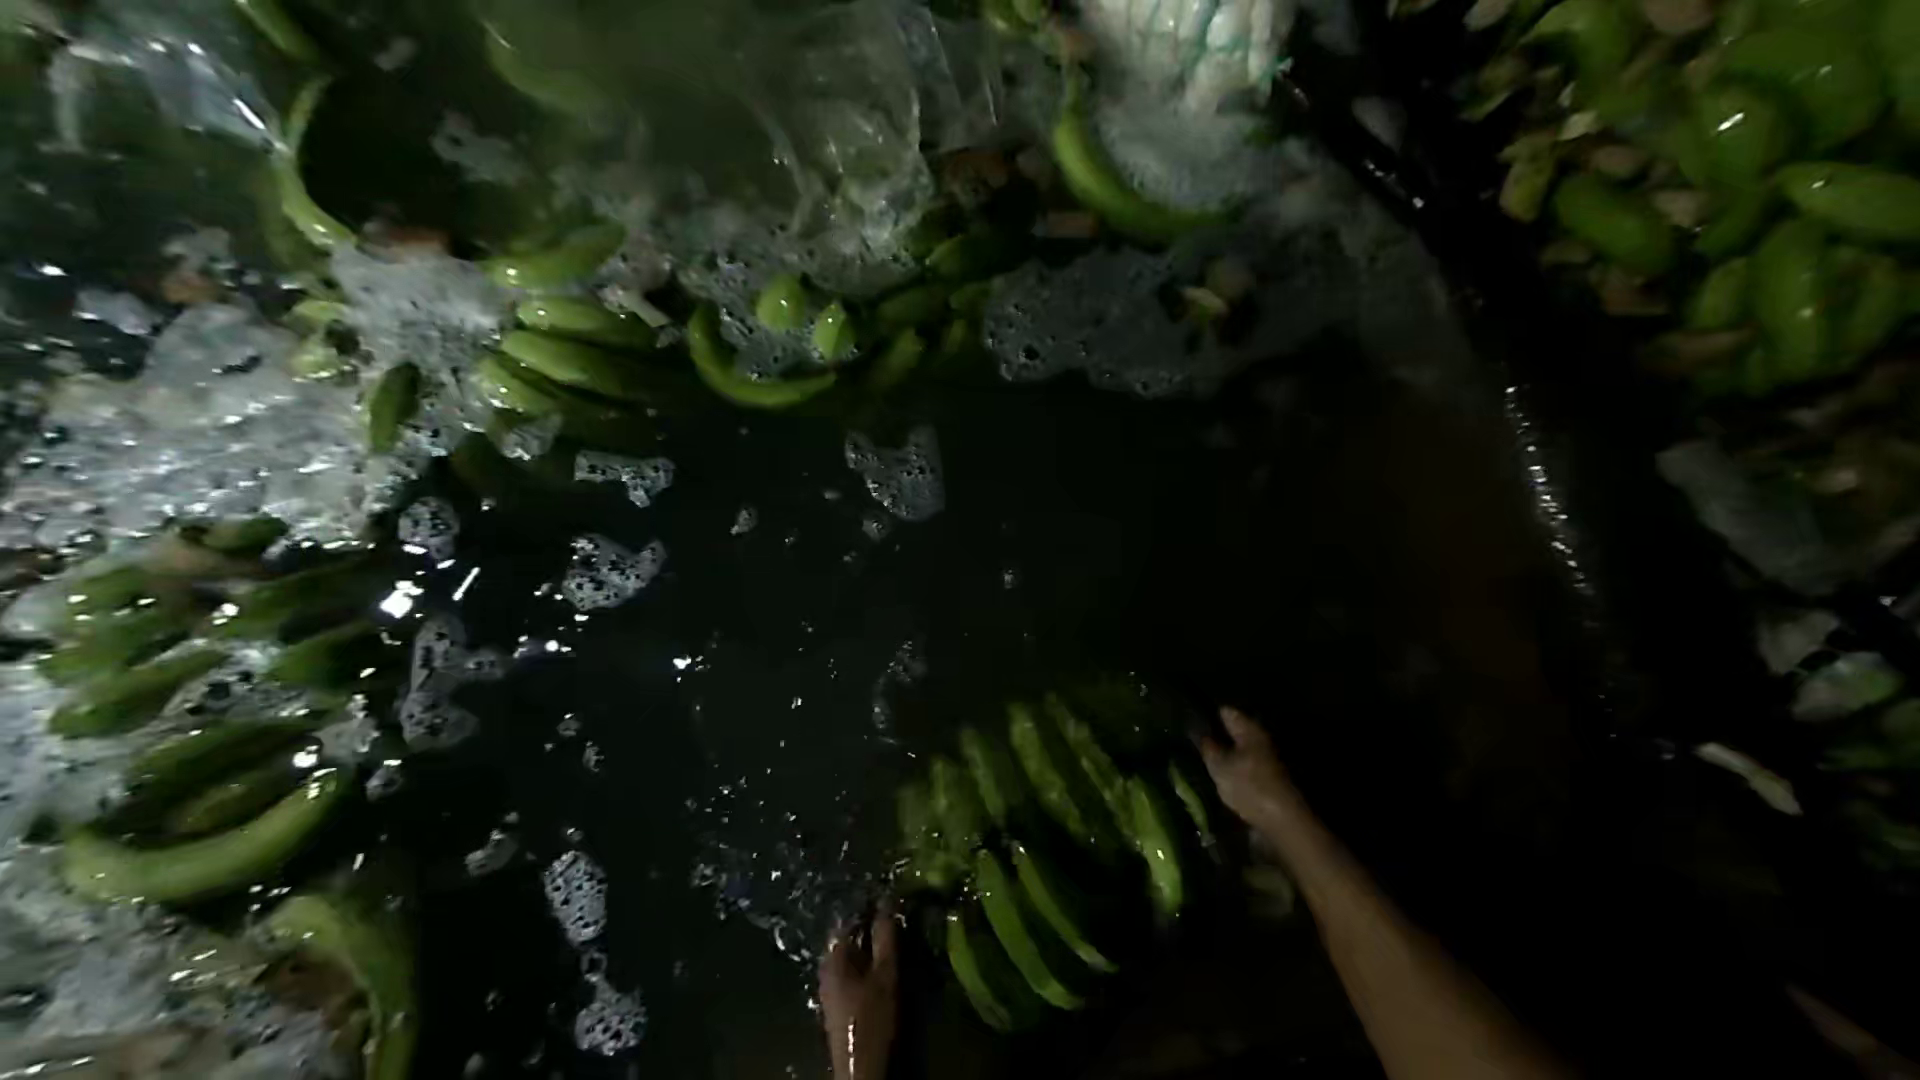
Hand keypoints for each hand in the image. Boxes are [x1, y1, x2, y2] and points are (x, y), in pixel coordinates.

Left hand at [819, 899, 897, 1079]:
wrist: (860, 1071)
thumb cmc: (873, 1018)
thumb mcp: (886, 973)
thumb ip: (886, 935)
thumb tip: (887, 898)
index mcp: (832, 955)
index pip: (850, 916)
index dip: (871, 905)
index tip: (893, 900)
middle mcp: (825, 966)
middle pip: (849, 934)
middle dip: (871, 925)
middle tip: (897, 920)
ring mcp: (828, 985)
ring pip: (851, 953)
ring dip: (870, 945)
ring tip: (894, 942)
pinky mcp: (836, 1001)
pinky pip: (851, 969)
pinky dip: (866, 962)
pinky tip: (882, 967)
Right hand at [1196, 706, 1310, 839]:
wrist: (1285, 822)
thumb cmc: (1250, 787)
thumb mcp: (1220, 767)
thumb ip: (1208, 748)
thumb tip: (1202, 734)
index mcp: (1251, 730)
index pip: (1227, 712)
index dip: (1209, 713)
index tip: (1192, 719)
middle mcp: (1263, 739)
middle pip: (1236, 731)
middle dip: (1218, 734)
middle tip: (1195, 741)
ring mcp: (1270, 760)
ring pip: (1242, 750)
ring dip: (1227, 753)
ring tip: (1206, 760)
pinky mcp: (1272, 779)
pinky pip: (1248, 766)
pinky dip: (1236, 768)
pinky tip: (1223, 776)